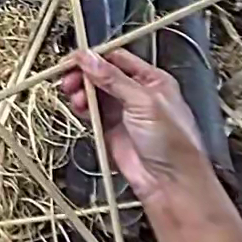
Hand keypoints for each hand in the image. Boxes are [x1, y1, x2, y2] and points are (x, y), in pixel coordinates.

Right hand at [58, 48, 210, 206]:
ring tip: (74, 94)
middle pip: (103, 75)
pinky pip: (92, 113)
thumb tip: (90, 59)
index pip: (117, 58)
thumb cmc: (173, 143)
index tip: (75, 59)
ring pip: (95, 93)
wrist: (170, 184)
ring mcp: (123, 112)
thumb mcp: (143, 102)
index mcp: (151, 80)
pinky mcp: (111, 130)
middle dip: (84, 74)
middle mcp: (136, 93)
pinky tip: (78, 107)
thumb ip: (113, 79)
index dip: (95, 57)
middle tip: (69, 77)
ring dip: (81, 91)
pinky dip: (82, 108)